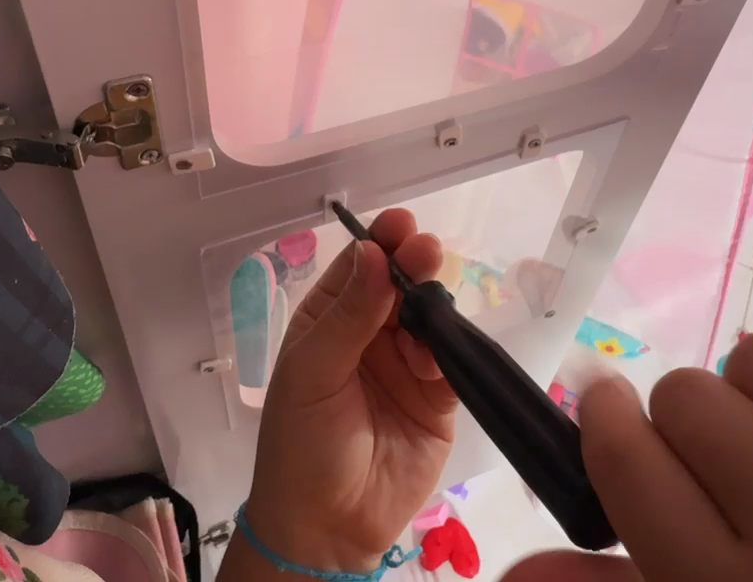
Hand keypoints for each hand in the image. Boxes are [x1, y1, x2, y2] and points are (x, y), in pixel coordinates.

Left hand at [229, 209, 456, 576]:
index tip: (400, 224)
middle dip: (412, 263)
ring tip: (430, 294)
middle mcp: (370, 333)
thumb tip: (372, 252)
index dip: (379, 243)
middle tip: (425, 248)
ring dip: (432, 301)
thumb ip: (349, 315)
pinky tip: (431, 352)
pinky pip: (449, 360)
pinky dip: (446, 349)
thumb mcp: (313, 371)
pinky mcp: (437, 398)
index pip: (359, 268)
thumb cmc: (302, 442)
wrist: (328, 529)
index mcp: (331, 319)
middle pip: (399, 284)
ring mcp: (405, 364)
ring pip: (428, 316)